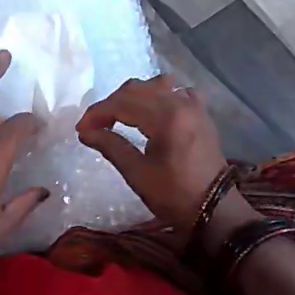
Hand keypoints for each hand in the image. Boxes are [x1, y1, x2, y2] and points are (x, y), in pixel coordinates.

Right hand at [76, 75, 231, 241]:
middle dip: (111, 104)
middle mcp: (181, 103)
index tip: (81, 129)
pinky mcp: (201, 112)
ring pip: (155, 86)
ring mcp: (194, 105)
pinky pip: (175, 92)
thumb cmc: (173, 195)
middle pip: (137, 89)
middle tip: (94, 126)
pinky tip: (150, 112)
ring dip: (132, 98)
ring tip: (118, 117)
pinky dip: (157, 97)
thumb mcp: (137, 174)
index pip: (122, 103)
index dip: (97, 113)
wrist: (213, 208)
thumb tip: (86, 132)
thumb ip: (111, 147)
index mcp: (166, 118)